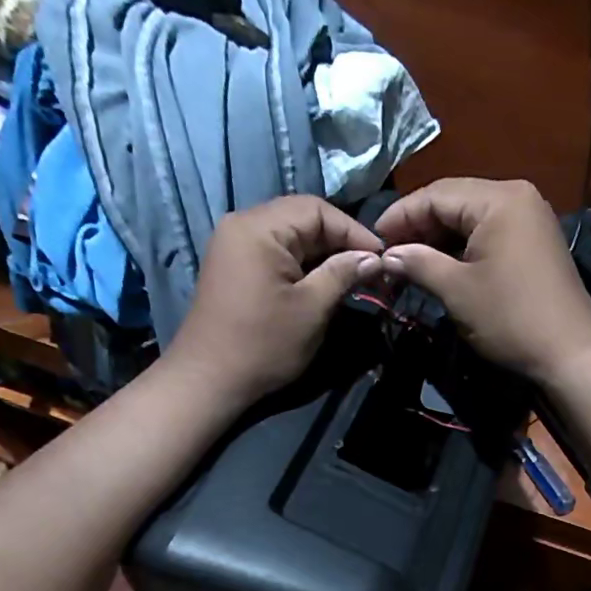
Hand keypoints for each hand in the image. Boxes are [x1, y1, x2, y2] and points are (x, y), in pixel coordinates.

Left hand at [164, 195, 382, 403]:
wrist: (209, 380)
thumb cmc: (264, 344)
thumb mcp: (312, 308)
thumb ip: (343, 274)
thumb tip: (373, 258)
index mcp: (259, 227)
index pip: (317, 210)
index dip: (353, 231)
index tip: (381, 258)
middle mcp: (241, 224)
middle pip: (301, 218)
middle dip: (338, 241)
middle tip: (368, 268)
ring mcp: (233, 244)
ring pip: (289, 235)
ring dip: (321, 253)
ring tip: (349, 278)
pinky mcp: (232, 265)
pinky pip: (273, 251)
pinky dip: (300, 263)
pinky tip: (320, 283)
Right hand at [376, 179, 590, 385]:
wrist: (570, 353)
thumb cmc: (510, 317)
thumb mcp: (456, 289)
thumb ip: (417, 263)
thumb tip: (386, 255)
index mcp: (499, 198)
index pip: (436, 193)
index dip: (399, 216)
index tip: (372, 242)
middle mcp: (516, 196)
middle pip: (453, 201)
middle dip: (417, 226)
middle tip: (388, 255)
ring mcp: (529, 218)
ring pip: (469, 218)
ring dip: (437, 238)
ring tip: (407, 263)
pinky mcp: (533, 242)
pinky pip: (487, 233)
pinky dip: (460, 247)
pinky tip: (439, 266)